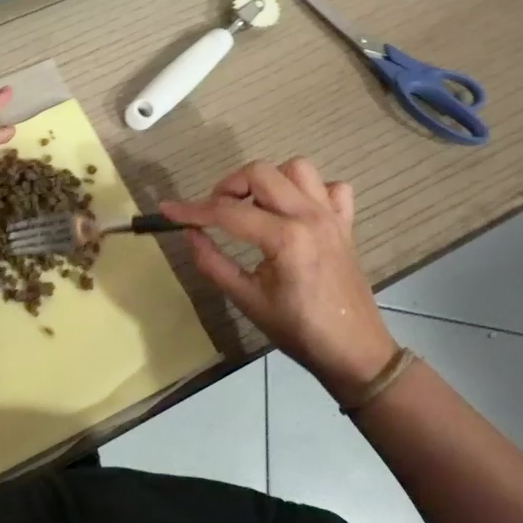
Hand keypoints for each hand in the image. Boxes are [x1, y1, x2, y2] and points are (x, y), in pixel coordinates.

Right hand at [161, 157, 397, 404]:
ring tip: (255, 205)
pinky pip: (330, 187)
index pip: (227, 211)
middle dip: (229, 185)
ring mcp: (331, 217)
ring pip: (296, 168)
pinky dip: (309, 190)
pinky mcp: (345, 224)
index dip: (192, 209)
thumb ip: (212, 262)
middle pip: (261, 172)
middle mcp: (310, 217)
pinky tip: (294, 211)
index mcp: (286, 239)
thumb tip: (189, 233)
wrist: (355, 353)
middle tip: (216, 210)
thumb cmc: (298, 331)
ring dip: (269, 180)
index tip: (167, 210)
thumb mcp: (247, 300)